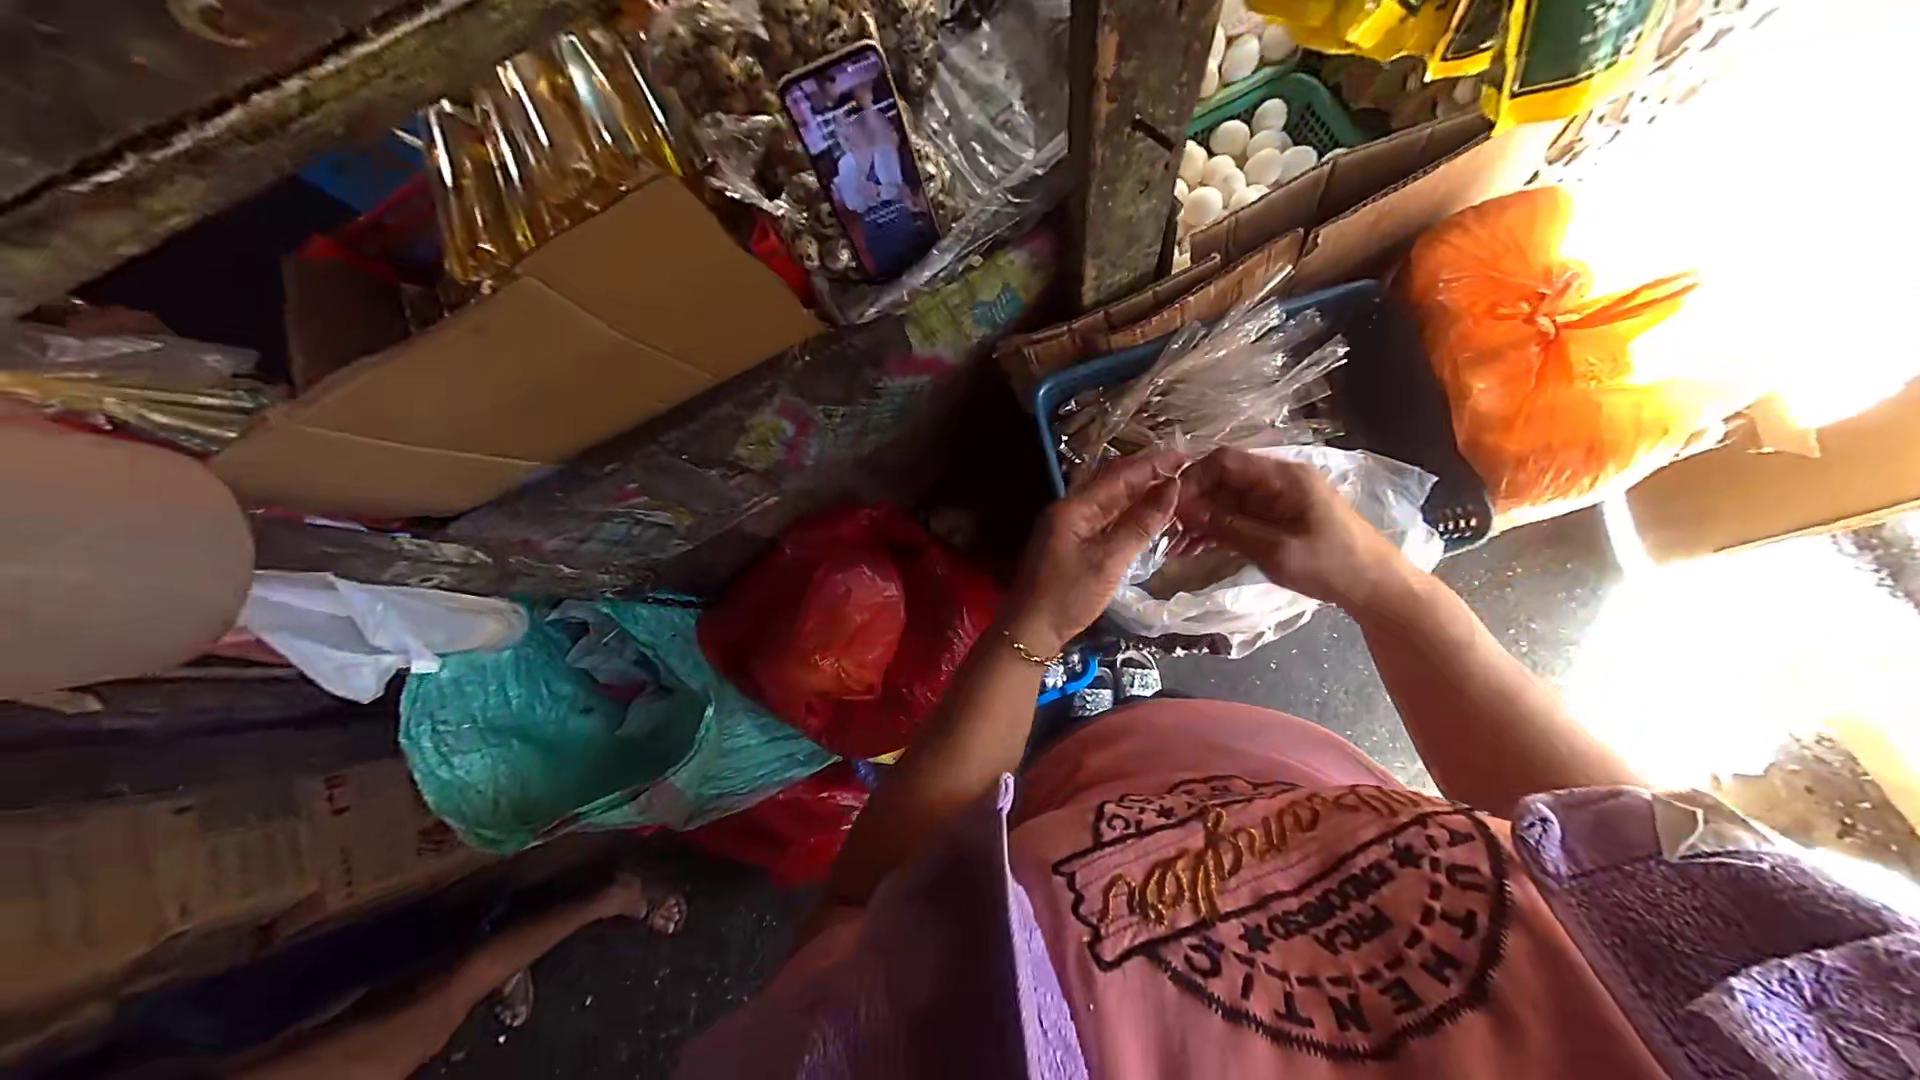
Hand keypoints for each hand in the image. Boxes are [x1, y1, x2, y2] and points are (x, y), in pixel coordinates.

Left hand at [1002, 451, 1183, 655]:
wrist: (1030, 631)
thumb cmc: (1067, 597)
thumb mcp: (1107, 562)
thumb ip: (1139, 525)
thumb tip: (1171, 489)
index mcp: (1073, 508)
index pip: (1119, 476)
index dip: (1152, 464)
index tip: (1185, 456)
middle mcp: (1070, 510)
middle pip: (1113, 483)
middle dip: (1148, 475)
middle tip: (1185, 469)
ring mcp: (1069, 526)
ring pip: (1110, 501)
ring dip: (1140, 493)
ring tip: (1174, 487)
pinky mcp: (1073, 543)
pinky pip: (1105, 519)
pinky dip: (1128, 514)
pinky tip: (1148, 515)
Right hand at [1174, 448, 1410, 611]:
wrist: (1377, 589)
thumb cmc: (1333, 566)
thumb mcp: (1277, 550)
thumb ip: (1229, 527)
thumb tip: (1185, 510)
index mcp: (1284, 477)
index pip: (1225, 461)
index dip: (1193, 479)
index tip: (1171, 507)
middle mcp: (1276, 482)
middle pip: (1221, 480)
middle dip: (1191, 503)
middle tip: (1166, 531)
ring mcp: (1275, 501)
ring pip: (1224, 500)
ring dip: (1199, 521)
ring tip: (1176, 546)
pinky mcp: (1274, 520)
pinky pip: (1234, 518)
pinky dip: (1213, 531)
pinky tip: (1193, 550)